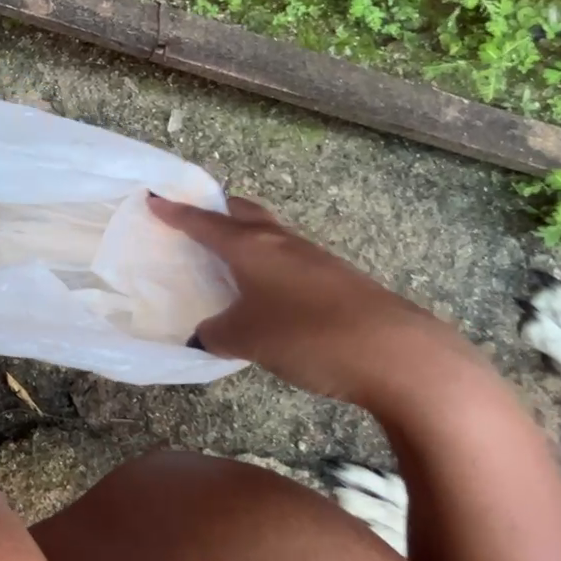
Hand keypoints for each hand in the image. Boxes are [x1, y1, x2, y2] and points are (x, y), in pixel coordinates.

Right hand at [148, 194, 482, 409]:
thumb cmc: (308, 336)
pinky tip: (270, 291)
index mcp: (249, 247)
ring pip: (273, 237)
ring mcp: (319, 262)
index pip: (201, 222)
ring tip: (230, 255)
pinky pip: (295, 262)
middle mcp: (282, 244)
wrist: (408, 362)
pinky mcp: (346, 285)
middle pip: (245, 213)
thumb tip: (205, 334)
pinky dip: (273, 265)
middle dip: (218, 210)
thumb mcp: (244, 339)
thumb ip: (215, 333)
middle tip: (195, 215)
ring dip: (249, 239)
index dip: (174, 211)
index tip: (152, 198)